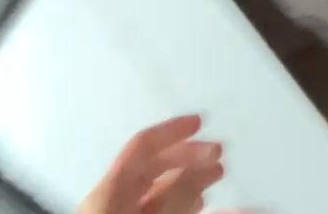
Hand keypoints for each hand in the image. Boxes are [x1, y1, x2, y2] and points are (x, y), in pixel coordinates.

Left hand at [78, 116, 229, 213]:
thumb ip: (182, 192)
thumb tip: (211, 164)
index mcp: (108, 192)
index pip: (142, 146)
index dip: (173, 130)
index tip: (203, 123)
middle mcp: (108, 204)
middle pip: (151, 168)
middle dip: (188, 158)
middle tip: (219, 155)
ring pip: (155, 195)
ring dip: (188, 183)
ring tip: (216, 178)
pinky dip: (180, 209)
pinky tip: (203, 209)